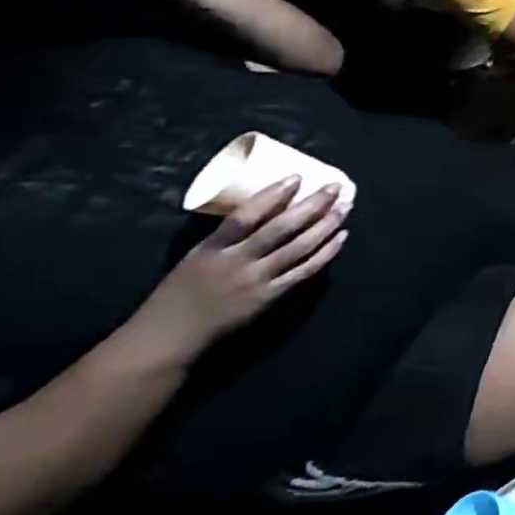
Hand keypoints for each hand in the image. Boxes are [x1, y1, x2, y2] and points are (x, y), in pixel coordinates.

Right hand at [131, 178, 349, 356]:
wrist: (168, 337)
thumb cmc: (179, 291)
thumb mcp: (195, 256)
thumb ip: (227, 235)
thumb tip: (265, 206)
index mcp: (211, 249)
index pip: (245, 216)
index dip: (272, 195)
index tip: (297, 177)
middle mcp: (236, 262)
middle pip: (281, 228)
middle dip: (312, 204)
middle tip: (335, 186)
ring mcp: (256, 280)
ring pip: (300, 247)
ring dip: (326, 225)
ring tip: (345, 207)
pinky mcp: (271, 296)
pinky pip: (305, 270)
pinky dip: (326, 252)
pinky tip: (341, 237)